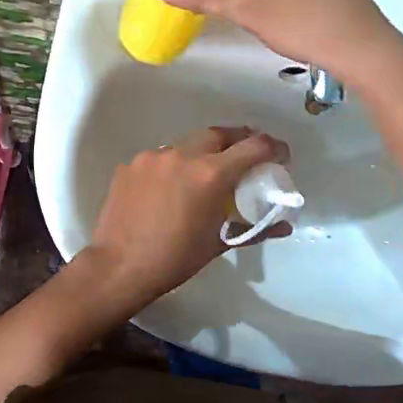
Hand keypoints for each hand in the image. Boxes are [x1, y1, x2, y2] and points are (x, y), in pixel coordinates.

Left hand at [83, 127, 290, 306]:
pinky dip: (174, 166)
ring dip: (203, 153)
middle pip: (220, 134)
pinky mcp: (130, 165)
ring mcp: (153, 157)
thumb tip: (284, 226)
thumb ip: (254, 229)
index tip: (281, 156)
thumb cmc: (175, 260)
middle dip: (239, 141)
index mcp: (210, 174)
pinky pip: (160, 158)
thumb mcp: (218, 244)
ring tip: (206, 173)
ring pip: (187, 144)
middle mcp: (183, 155)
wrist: (119, 267)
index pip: (254, 146)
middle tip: (246, 157)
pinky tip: (171, 187)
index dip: (274, 148)